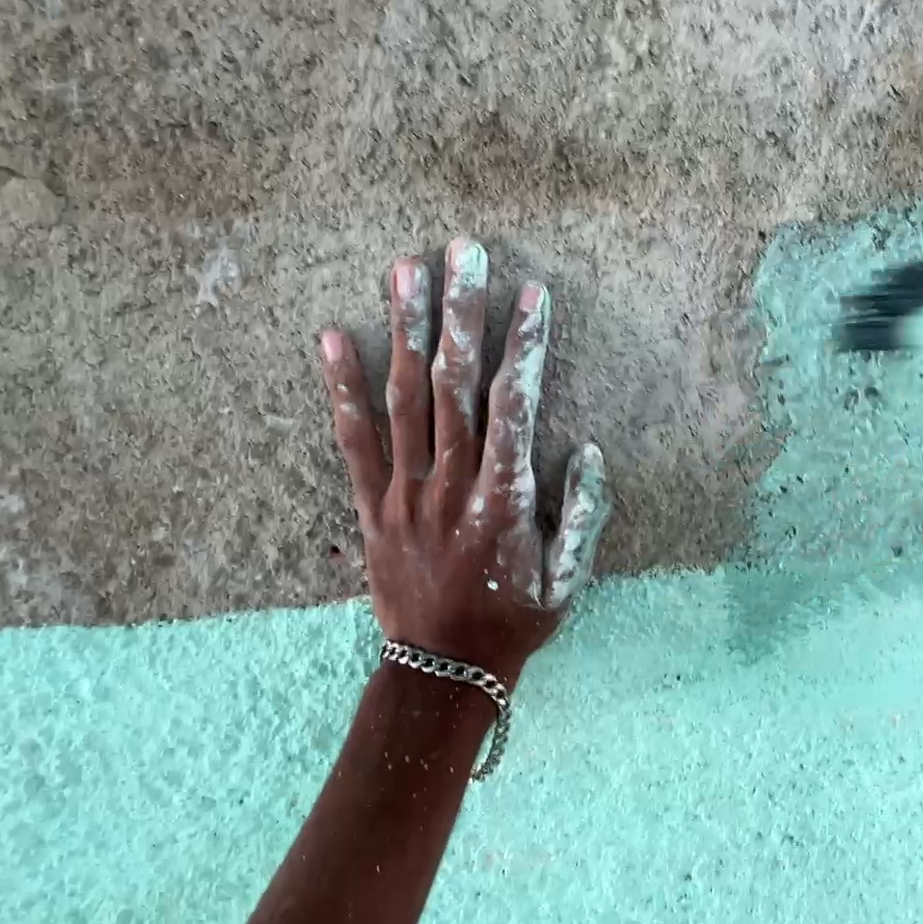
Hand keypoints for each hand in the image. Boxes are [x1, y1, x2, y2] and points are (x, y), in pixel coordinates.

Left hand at [318, 239, 610, 683]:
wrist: (442, 673)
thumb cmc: (515, 622)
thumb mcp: (571, 580)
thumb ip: (584, 514)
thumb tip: (590, 450)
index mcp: (504, 500)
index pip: (515, 407)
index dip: (525, 347)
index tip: (531, 294)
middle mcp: (452, 485)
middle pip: (454, 383)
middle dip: (461, 312)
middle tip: (463, 250)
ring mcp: (405, 493)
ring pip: (404, 398)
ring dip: (405, 328)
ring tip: (407, 267)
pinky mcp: (372, 507)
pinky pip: (352, 442)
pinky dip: (340, 388)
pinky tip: (332, 336)